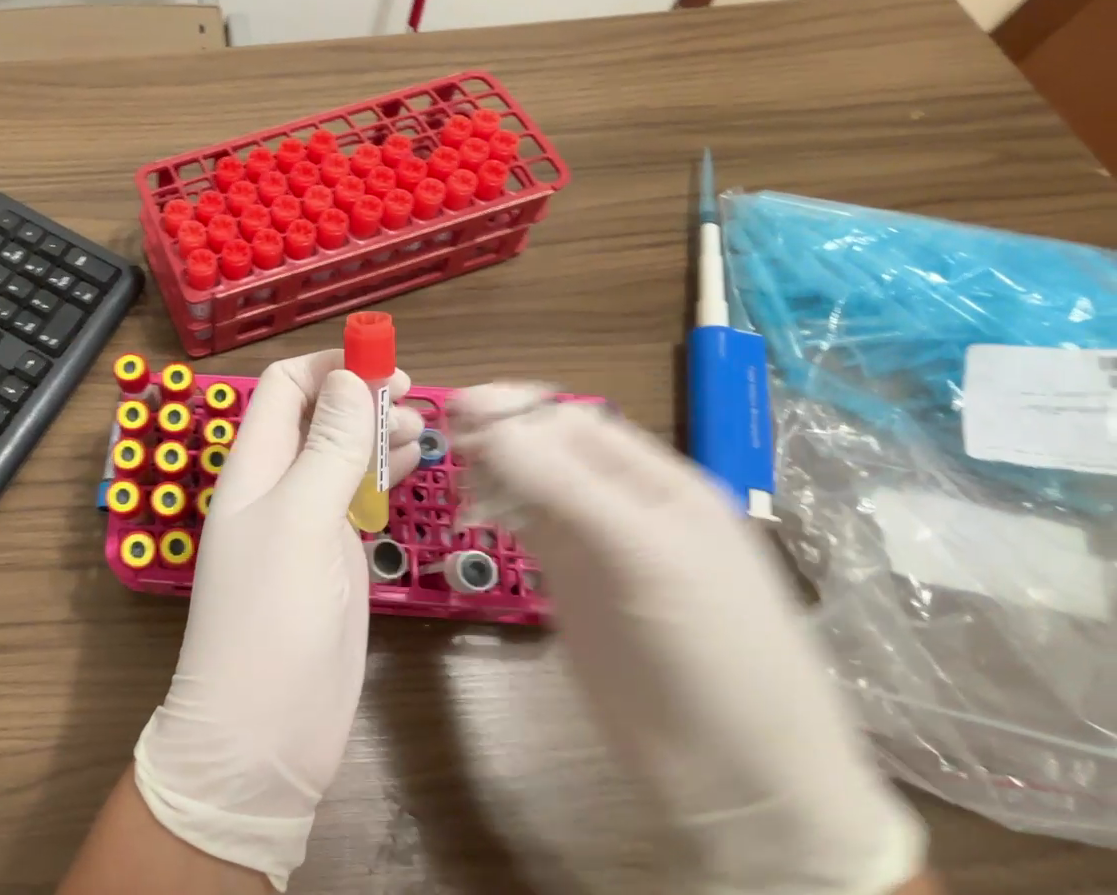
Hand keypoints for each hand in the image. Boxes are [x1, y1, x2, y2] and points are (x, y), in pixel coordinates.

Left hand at [134, 350, 421, 889]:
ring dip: (377, 434)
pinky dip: (384, 476)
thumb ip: (328, 449)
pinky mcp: (331, 558)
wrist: (262, 728)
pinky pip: (357, 499)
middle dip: (361, 397)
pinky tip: (415, 465)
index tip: (384, 364)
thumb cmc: (272, 617)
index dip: (329, 367)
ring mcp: (305, 523)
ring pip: (342, 456)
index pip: (283, 389)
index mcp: (255, 467)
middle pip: (317, 417)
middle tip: (414, 400)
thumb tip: (352, 378)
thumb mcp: (300, 521)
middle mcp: (277, 486)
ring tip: (422, 428)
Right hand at [448, 384, 926, 894]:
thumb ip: (566, 487)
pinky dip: (496, 512)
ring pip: (530, 485)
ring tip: (458, 487)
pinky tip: (474, 516)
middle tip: (444, 445)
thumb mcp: (645, 557)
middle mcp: (624, 504)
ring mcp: (595, 545)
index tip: (456, 407)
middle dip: (497, 437)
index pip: (576, 424)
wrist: (737, 774)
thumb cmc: (709, 654)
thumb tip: (487, 423)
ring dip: (491, 473)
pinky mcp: (570, 583)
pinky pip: (526, 528)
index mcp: (660, 484)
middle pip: (548, 448)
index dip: (516, 410)